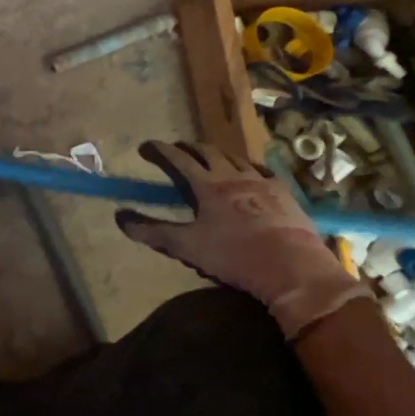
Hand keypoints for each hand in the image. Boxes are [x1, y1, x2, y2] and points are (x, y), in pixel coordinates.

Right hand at [116, 140, 369, 338]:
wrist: (295, 270)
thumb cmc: (236, 256)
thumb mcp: (187, 247)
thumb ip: (153, 232)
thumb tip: (119, 217)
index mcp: (207, 185)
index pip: (178, 158)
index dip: (160, 150)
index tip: (146, 146)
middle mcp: (233, 175)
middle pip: (207, 151)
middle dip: (189, 147)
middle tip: (178, 149)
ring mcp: (263, 182)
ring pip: (236, 157)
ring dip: (219, 154)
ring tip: (211, 158)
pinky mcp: (285, 194)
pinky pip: (265, 171)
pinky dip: (250, 167)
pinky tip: (252, 173)